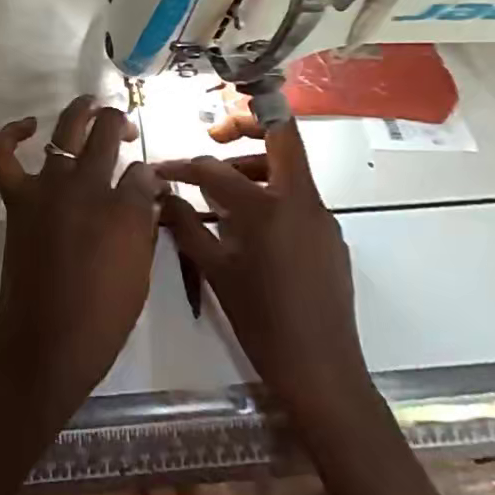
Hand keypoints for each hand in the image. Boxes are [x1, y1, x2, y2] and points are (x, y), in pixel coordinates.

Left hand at [0, 99, 163, 494]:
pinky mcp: (19, 199)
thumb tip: (145, 193)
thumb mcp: (141, 270)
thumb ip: (145, 224)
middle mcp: (87, 186)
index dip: (148, 174)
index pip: (141, 171)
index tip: (148, 185)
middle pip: (106, 134)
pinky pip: (3, 157)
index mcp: (123, 207)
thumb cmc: (102, 315)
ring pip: (65, 132)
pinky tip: (28, 125)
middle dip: (120, 123)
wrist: (44, 343)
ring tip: (92, 105)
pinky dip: (10, 134)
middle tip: (126, 128)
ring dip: (82, 113)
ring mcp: (48, 188)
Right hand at [156, 116, 363, 410]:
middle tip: (215, 135)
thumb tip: (164, 197)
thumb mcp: (217, 273)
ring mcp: (322, 217)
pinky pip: (298, 199)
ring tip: (224, 193)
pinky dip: (271, 196)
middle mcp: (301, 200)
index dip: (185, 166)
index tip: (163, 169)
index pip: (218, 170)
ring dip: (256, 165)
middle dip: (247, 123)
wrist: (323, 372)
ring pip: (289, 168)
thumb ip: (188, 227)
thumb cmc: (263, 323)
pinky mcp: (331, 236)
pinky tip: (250, 228)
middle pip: (281, 135)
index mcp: (268, 208)